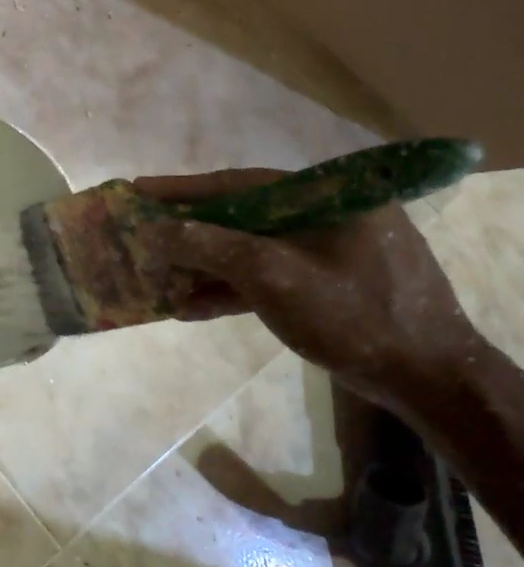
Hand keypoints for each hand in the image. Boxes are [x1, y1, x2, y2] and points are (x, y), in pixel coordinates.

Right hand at [134, 169, 486, 407]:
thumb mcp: (267, 273)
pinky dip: (231, 289)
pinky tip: (192, 308)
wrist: (430, 383)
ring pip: (251, 249)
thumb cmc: (351, 315)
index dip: (182, 188)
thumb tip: (148, 228)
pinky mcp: (331, 288)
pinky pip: (268, 277)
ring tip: (158, 277)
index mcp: (331, 200)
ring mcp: (334, 255)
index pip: (240, 183)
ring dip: (204, 265)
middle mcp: (334, 219)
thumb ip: (203, 244)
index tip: (136, 190)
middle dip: (189, 231)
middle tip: (142, 233)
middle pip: (241, 216)